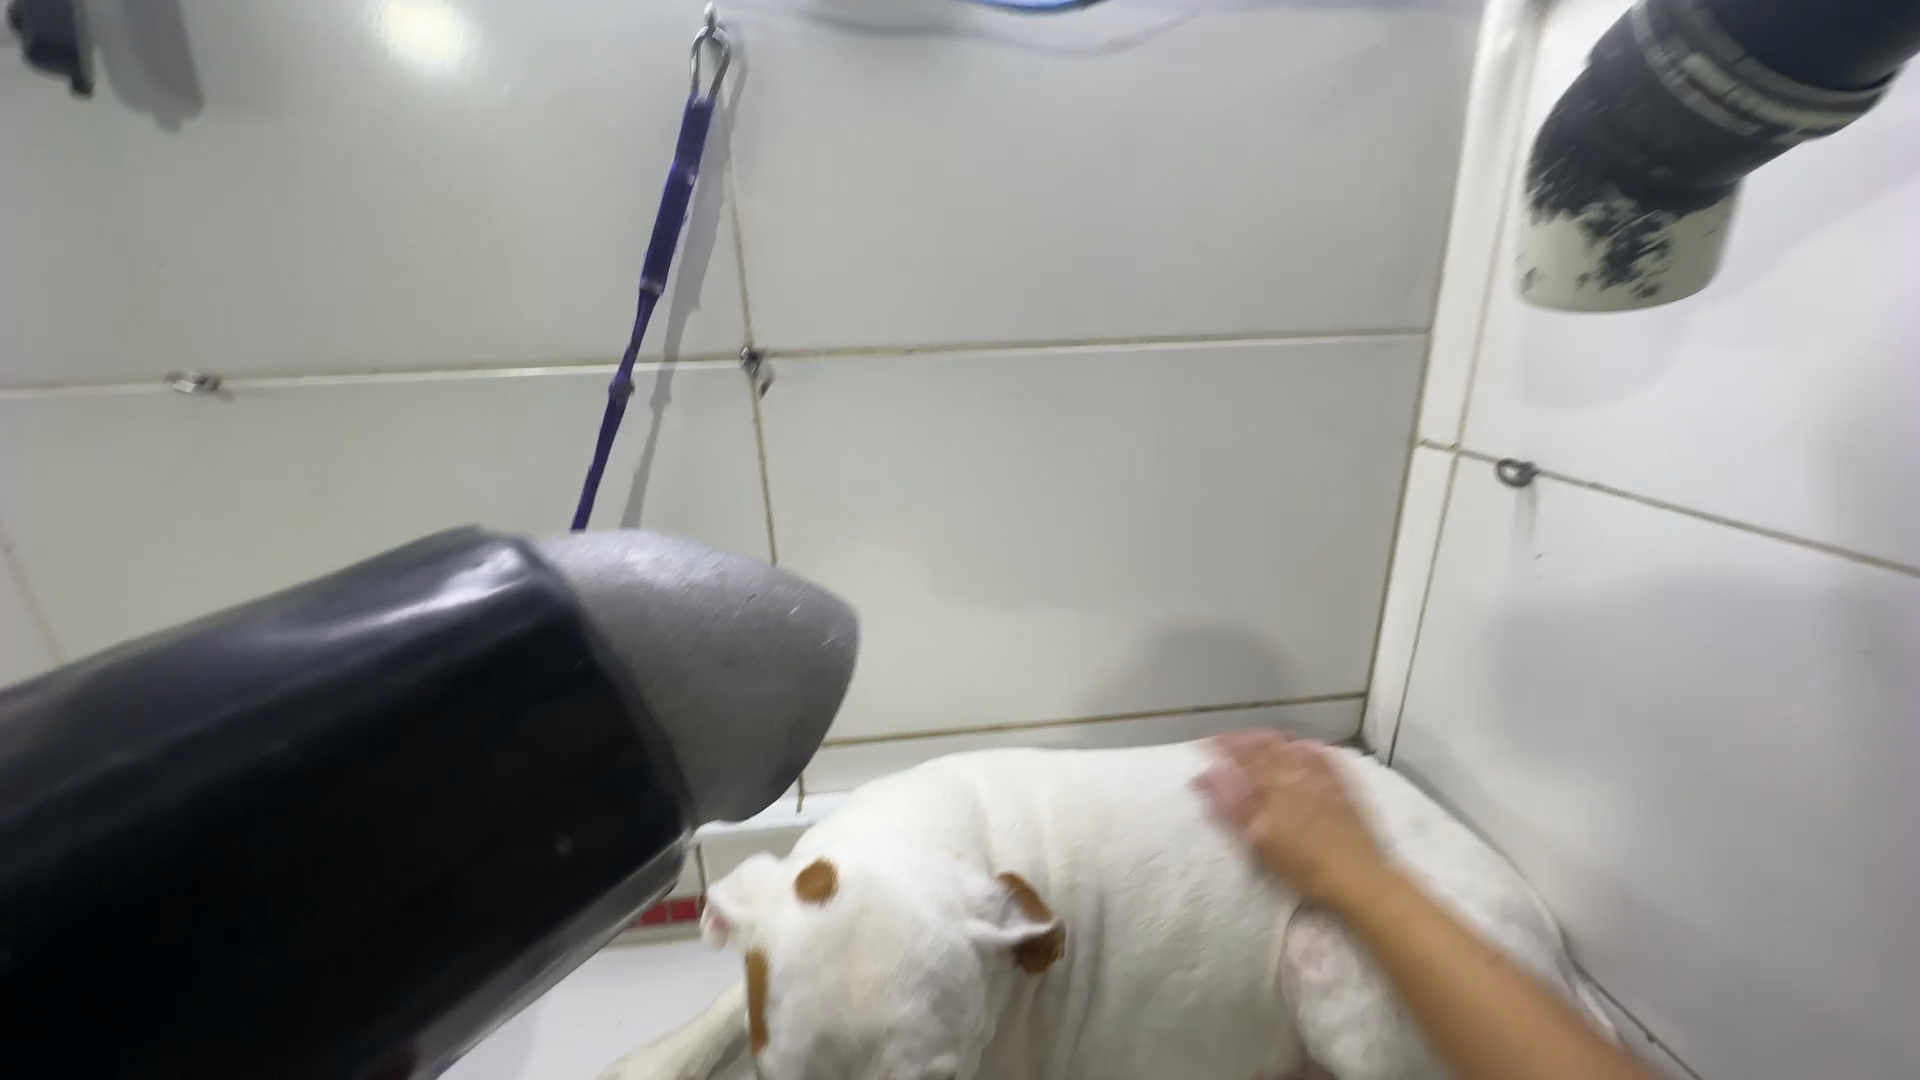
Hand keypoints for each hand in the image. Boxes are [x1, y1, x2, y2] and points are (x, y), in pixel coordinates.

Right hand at [1193, 730, 1394, 910]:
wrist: (1359, 880)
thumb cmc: (1302, 866)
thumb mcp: (1258, 840)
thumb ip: (1231, 805)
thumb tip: (1206, 776)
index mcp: (1272, 787)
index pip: (1241, 758)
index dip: (1222, 747)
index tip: (1205, 741)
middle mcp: (1296, 775)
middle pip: (1266, 748)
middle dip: (1245, 739)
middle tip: (1229, 736)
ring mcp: (1323, 780)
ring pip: (1294, 748)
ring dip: (1274, 739)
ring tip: (1261, 735)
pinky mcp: (1344, 789)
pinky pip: (1326, 759)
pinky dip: (1311, 748)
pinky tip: (1305, 745)